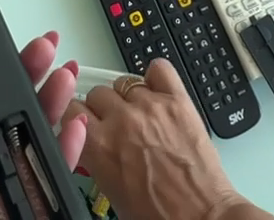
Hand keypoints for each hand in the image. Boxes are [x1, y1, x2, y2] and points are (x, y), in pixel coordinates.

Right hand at [64, 59, 262, 219]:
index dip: (77, 116)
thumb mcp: (111, 190)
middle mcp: (123, 120)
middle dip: (104, 109)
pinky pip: (159, 68)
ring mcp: (151, 106)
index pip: (71, 108)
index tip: (84, 122)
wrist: (202, 218)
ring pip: (125, 81)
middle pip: (98, 93)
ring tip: (140, 116)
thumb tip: (89, 139)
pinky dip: (156, 76)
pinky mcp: (177, 99)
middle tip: (115, 125)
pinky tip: (158, 92)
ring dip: (128, 97)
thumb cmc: (159, 215)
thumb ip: (95, 156)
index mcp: (100, 145)